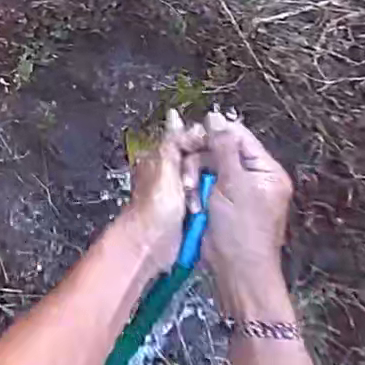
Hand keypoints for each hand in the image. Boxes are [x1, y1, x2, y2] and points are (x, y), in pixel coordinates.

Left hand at [119, 108, 206, 274]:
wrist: (151, 245)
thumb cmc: (153, 208)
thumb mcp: (165, 167)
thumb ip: (173, 143)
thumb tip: (177, 119)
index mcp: (158, 156)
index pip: (186, 138)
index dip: (201, 144)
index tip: (213, 151)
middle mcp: (167, 171)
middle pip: (198, 159)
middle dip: (204, 170)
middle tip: (195, 186)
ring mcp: (176, 191)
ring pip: (203, 180)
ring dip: (204, 190)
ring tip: (195, 202)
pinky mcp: (185, 210)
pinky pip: (203, 200)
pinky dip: (204, 205)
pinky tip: (200, 211)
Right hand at [200, 109, 294, 312]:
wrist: (237, 275)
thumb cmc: (241, 232)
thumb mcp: (232, 184)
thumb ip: (223, 148)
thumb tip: (215, 117)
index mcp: (265, 170)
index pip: (237, 136)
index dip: (213, 135)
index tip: (192, 141)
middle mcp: (252, 177)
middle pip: (217, 150)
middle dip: (200, 164)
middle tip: (190, 180)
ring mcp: (235, 191)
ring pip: (205, 166)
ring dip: (194, 180)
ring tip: (192, 198)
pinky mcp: (220, 203)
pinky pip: (201, 184)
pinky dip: (194, 192)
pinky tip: (193, 205)